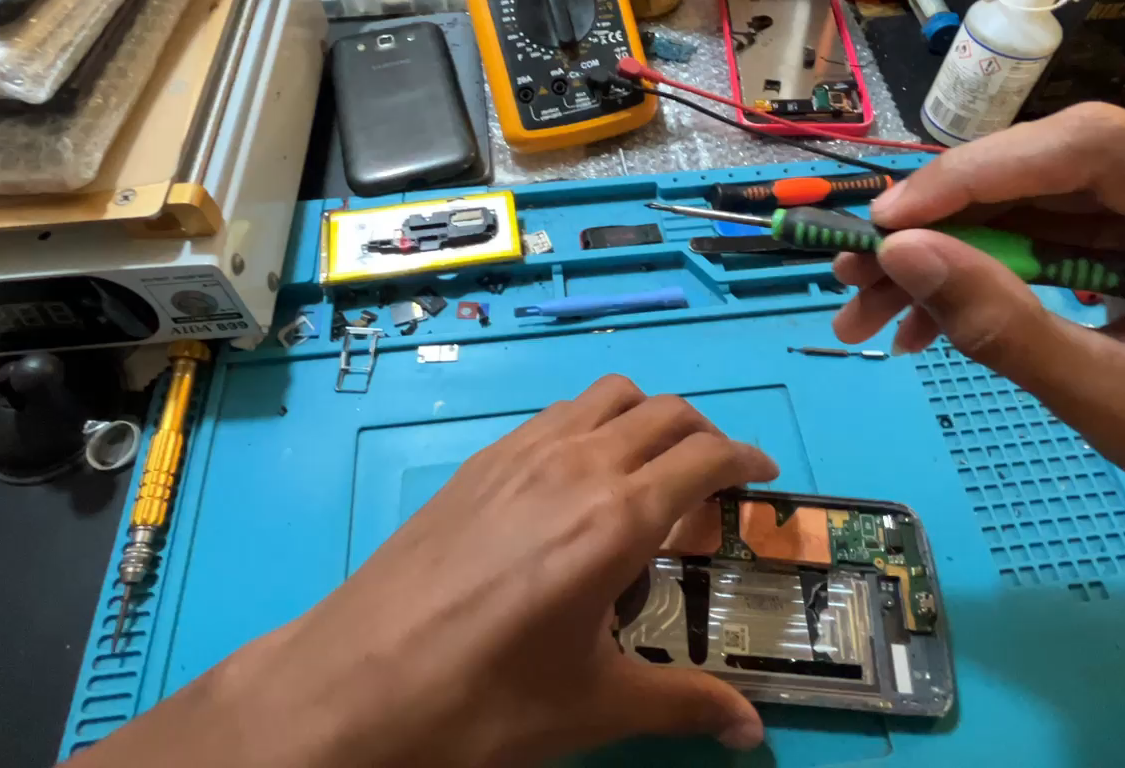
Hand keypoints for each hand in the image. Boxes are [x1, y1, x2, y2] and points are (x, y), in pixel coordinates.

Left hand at [76, 376, 775, 767]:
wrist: (360, 679)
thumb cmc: (486, 699)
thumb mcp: (594, 704)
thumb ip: (684, 703)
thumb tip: (752, 728)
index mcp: (619, 516)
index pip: (705, 455)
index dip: (745, 457)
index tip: (764, 475)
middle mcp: (579, 462)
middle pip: (665, 411)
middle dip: (703, 434)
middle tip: (713, 480)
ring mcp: (526, 450)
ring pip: (609, 396)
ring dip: (646, 417)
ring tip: (649, 467)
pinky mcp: (485, 457)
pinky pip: (559, 414)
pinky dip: (593, 423)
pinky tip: (578, 477)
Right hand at [832, 104, 1124, 575]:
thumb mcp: (1104, 403)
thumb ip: (1000, 324)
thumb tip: (897, 251)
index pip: (1100, 149)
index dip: (979, 173)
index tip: (889, 221)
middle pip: (1064, 164)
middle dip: (950, 219)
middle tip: (862, 269)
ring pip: (1049, 189)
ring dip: (958, 242)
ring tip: (877, 301)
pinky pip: (1066, 213)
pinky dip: (995, 256)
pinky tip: (933, 305)